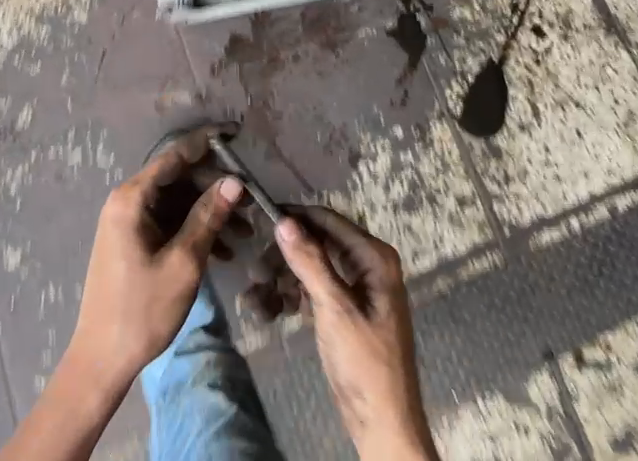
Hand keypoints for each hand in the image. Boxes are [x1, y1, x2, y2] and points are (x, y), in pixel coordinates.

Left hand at [68, 126, 247, 381]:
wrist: (103, 358)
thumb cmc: (142, 309)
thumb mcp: (184, 262)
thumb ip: (208, 217)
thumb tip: (234, 181)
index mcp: (131, 199)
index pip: (174, 156)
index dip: (206, 143)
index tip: (237, 134)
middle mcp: (126, 202)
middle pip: (178, 179)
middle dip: (215, 188)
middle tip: (251, 202)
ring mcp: (127, 223)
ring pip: (176, 204)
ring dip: (209, 214)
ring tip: (245, 234)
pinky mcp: (132, 242)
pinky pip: (168, 224)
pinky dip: (194, 232)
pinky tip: (223, 253)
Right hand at [262, 207, 438, 460]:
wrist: (382, 419)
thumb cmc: (363, 361)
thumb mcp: (333, 308)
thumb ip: (309, 261)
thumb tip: (284, 220)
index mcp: (375, 257)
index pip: (329, 220)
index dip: (295, 217)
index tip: (259, 219)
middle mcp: (368, 264)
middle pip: (318, 243)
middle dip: (285, 256)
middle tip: (255, 273)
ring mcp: (357, 287)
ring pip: (312, 267)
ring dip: (284, 279)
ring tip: (257, 299)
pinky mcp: (346, 309)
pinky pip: (314, 289)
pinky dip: (294, 296)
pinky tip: (273, 311)